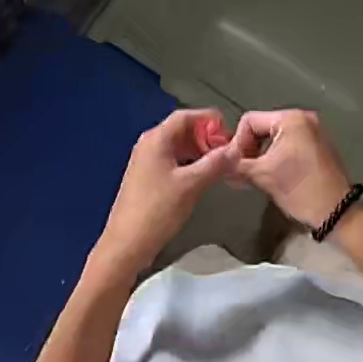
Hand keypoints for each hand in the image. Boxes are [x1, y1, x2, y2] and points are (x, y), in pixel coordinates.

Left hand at [91, 109, 237, 277]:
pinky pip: (171, 160)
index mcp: (156, 139)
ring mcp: (145, 161)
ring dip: (198, 151)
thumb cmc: (157, 210)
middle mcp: (149, 144)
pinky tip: (201, 176)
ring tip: (218, 164)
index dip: (209, 120)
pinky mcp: (146, 178)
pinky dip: (188, 162)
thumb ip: (215, 164)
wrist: (126, 245)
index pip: (185, 116)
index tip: (228, 131)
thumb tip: (236, 149)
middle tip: (226, 150)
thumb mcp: (191, 185)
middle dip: (205, 136)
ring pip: (177, 146)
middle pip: (181, 130)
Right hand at [231, 109, 352, 230]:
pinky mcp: (318, 144)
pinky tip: (273, 174)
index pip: (250, 121)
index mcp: (290, 119)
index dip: (238, 142)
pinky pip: (289, 142)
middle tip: (243, 171)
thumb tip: (218, 164)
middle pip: (262, 126)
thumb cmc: (299, 189)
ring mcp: (313, 130)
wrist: (336, 213)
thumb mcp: (263, 176)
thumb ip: (237, 165)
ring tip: (255, 175)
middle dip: (249, 148)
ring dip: (262, 153)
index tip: (235, 165)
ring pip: (275, 136)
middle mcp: (303, 118)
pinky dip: (277, 155)